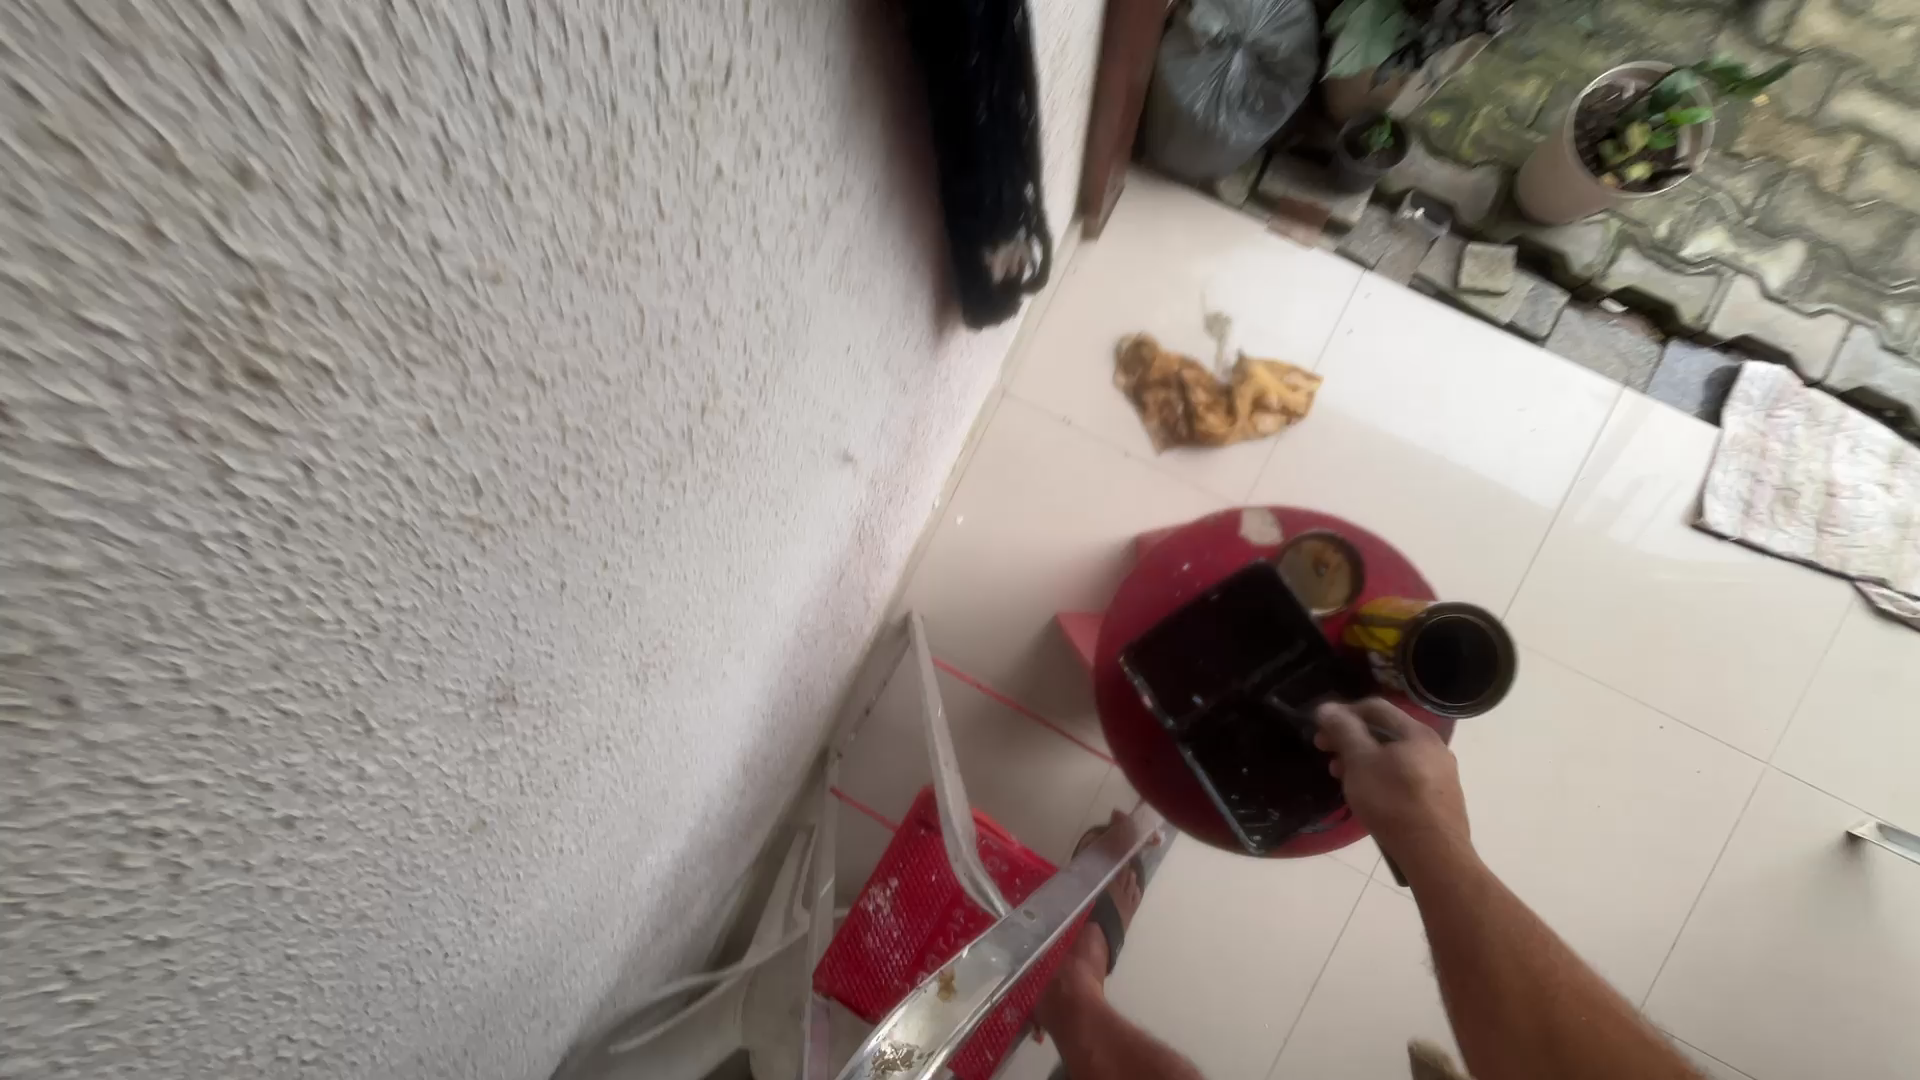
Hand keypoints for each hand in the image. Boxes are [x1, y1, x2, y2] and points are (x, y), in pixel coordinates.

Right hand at [1314, 698, 1471, 875]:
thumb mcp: (1359, 761)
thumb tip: (1327, 707)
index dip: (1343, 712)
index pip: (1374, 707)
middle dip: (1349, 737)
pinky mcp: (1439, 796)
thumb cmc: (1392, 801)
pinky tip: (1366, 791)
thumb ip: (1343, 729)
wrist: (1434, 855)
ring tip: (1340, 774)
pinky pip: (1403, 773)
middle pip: (1383, 730)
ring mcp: (1440, 773)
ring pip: (1392, 754)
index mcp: (1417, 732)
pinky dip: (1379, 773)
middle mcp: (1434, 747)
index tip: (1320, 727)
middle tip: (1324, 750)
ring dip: (1361, 757)